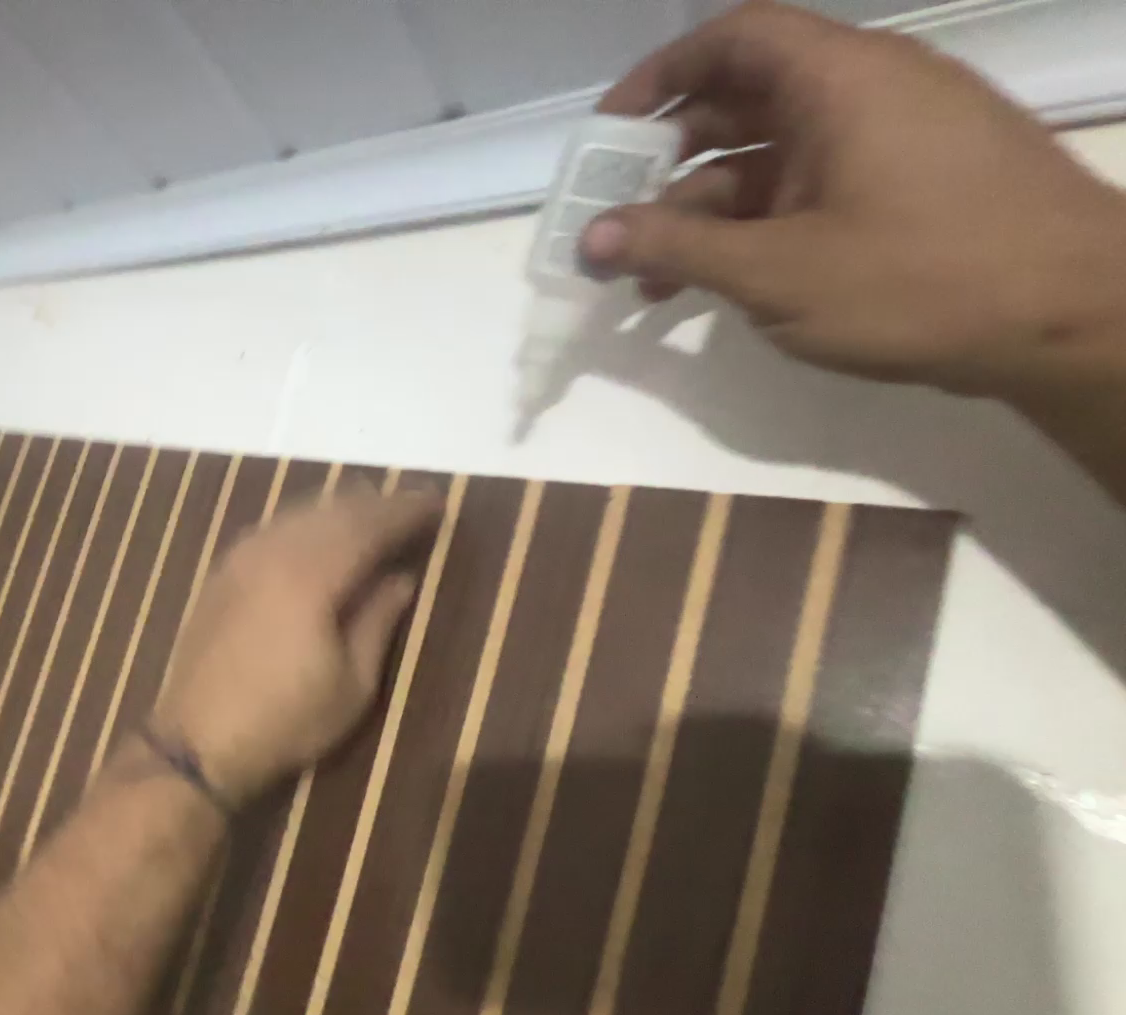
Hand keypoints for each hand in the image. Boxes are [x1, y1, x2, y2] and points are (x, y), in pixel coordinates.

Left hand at [148, 485, 441, 803]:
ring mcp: (239, 558)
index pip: (367, 525)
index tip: (438, 504)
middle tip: (408, 506)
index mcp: (310, 575)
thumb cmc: (285, 720)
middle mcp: (272, 551)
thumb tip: (401, 578)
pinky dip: (302, 523)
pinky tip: (314, 535)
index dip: (405, 511)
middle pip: (331, 510)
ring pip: (296, 514)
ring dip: (337, 509)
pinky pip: (271, 528)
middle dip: (374, 504)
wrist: (196, 740)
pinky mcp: (220, 573)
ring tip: (369, 515)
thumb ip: (378, 621)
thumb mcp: (352, 684)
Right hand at [579, 1, 1125, 401]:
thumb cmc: (920, 280)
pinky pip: (793, 195)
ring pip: (758, 161)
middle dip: (659, 164)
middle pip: (735, 104)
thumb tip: (589, 236)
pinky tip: (698, 285)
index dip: (659, 76)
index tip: (604, 134)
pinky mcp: (891, 192)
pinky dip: (738, 232)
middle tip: (606, 218)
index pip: (734, 40)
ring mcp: (880, 146)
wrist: (1077, 321)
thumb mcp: (772, 269)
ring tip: (640, 279)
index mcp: (841, 84)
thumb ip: (674, 246)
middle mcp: (861, 98)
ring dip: (691, 215)